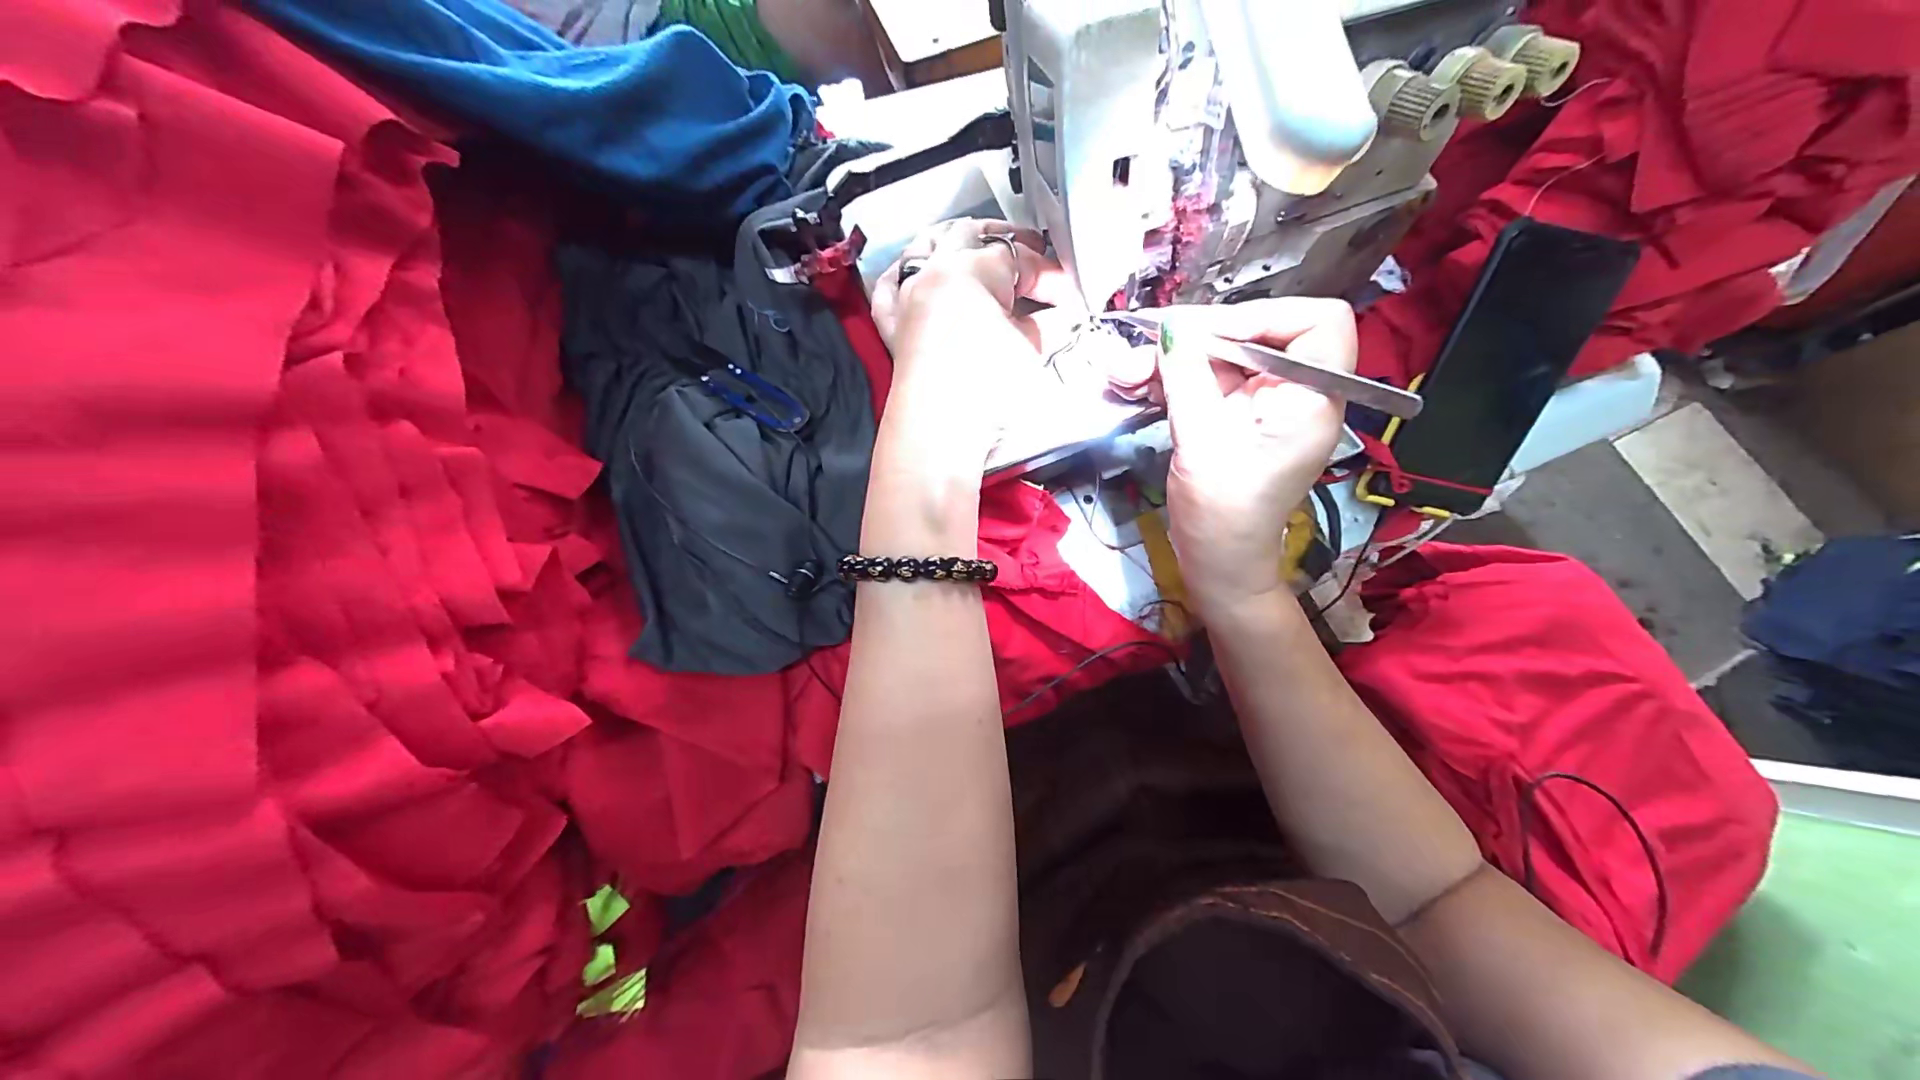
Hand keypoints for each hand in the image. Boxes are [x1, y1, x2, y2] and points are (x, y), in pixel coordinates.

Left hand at [868, 219, 1079, 479]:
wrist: (939, 434)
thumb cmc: (986, 393)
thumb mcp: (1030, 352)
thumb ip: (1047, 324)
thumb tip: (1056, 316)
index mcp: (971, 270)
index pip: (1020, 259)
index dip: (1050, 277)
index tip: (1069, 298)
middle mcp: (932, 272)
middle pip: (970, 235)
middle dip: (1007, 243)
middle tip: (1033, 262)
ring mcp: (907, 296)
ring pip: (925, 246)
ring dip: (954, 241)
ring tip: (977, 248)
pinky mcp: (892, 326)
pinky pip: (890, 285)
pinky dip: (905, 273)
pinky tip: (916, 271)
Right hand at [1116, 298, 1356, 617]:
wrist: (1218, 565)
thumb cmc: (1223, 518)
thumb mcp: (1202, 444)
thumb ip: (1186, 379)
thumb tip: (1171, 328)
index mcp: (1310, 400)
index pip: (1316, 323)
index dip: (1265, 318)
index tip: (1211, 336)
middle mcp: (1292, 393)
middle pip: (1252, 335)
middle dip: (1194, 338)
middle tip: (1144, 347)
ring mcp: (1259, 404)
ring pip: (1218, 356)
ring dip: (1169, 359)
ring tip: (1123, 372)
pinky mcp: (1231, 415)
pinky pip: (1202, 379)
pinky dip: (1168, 378)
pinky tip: (1133, 383)